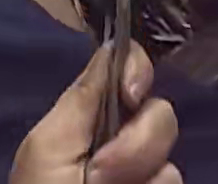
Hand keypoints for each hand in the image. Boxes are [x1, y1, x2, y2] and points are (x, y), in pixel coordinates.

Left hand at [10, 41, 179, 183]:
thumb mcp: (47, 151)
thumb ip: (81, 100)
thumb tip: (113, 47)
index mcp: (90, 118)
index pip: (128, 68)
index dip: (137, 69)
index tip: (132, 93)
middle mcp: (121, 144)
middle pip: (161, 114)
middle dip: (138, 144)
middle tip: (102, 177)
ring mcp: (141, 182)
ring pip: (171, 167)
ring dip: (143, 182)